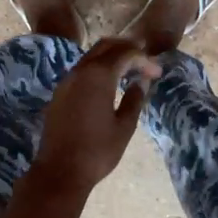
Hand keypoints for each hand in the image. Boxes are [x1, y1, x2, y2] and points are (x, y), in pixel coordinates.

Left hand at [34, 38, 160, 192]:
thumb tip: (142, 82)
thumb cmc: (97, 151)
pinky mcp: (60, 91)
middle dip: (126, 48)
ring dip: (111, 56)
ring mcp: (67, 80)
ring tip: (129, 67)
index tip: (157, 72)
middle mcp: (81, 70)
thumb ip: (134, 100)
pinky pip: (82, 69)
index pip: (125, 54)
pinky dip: (98, 67)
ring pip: (91, 56)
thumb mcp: (124, 127)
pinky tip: (108, 81)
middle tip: (144, 57)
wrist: (60, 171)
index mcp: (99, 75)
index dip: (143, 59)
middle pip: (105, 46)